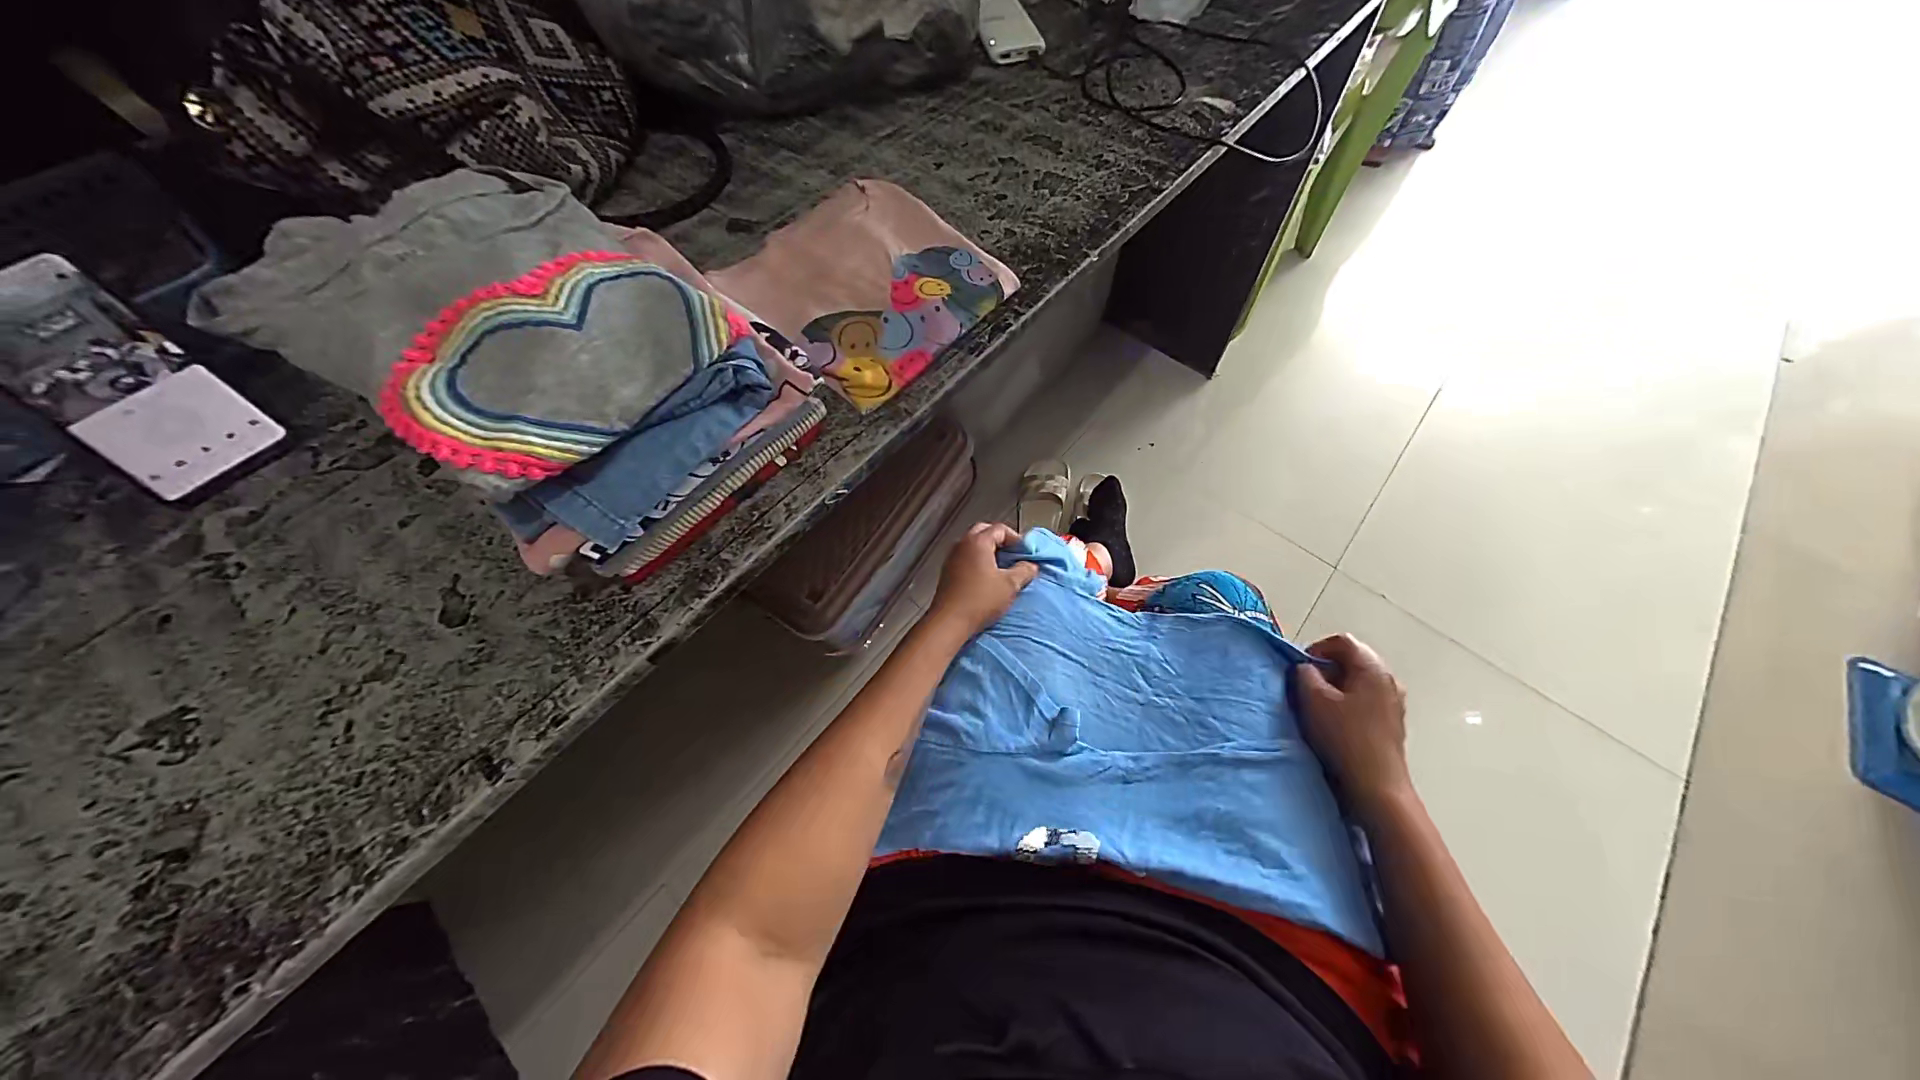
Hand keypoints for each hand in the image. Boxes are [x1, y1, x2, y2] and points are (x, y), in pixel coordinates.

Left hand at [927, 523, 1039, 638]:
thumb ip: (1024, 570)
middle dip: (1001, 541)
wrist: (949, 621)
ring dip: (988, 551)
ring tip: (1002, 568)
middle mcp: (962, 545)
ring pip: (973, 545)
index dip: (1016, 539)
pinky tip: (987, 578)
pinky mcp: (947, 572)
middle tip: (1014, 556)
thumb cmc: (980, 600)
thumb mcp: (1010, 585)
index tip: (1026, 553)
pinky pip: (966, 558)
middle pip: (984, 532)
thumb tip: (1031, 565)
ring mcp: (952, 558)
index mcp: (978, 542)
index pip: (1000, 529)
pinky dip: (978, 562)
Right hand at [1293, 633, 1413, 817]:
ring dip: (1335, 686)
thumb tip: (1306, 668)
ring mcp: (1394, 703)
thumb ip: (1304, 674)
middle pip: (1353, 659)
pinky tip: (1334, 721)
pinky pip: (1365, 699)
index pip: (1343, 642)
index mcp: (1373, 669)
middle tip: (1305, 685)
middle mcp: (1389, 681)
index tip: (1300, 667)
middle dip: (1326, 668)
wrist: (1375, 785)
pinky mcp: (1391, 723)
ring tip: (1317, 705)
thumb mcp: (1313, 700)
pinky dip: (1346, 701)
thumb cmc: (1343, 737)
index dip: (1317, 648)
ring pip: (1358, 680)